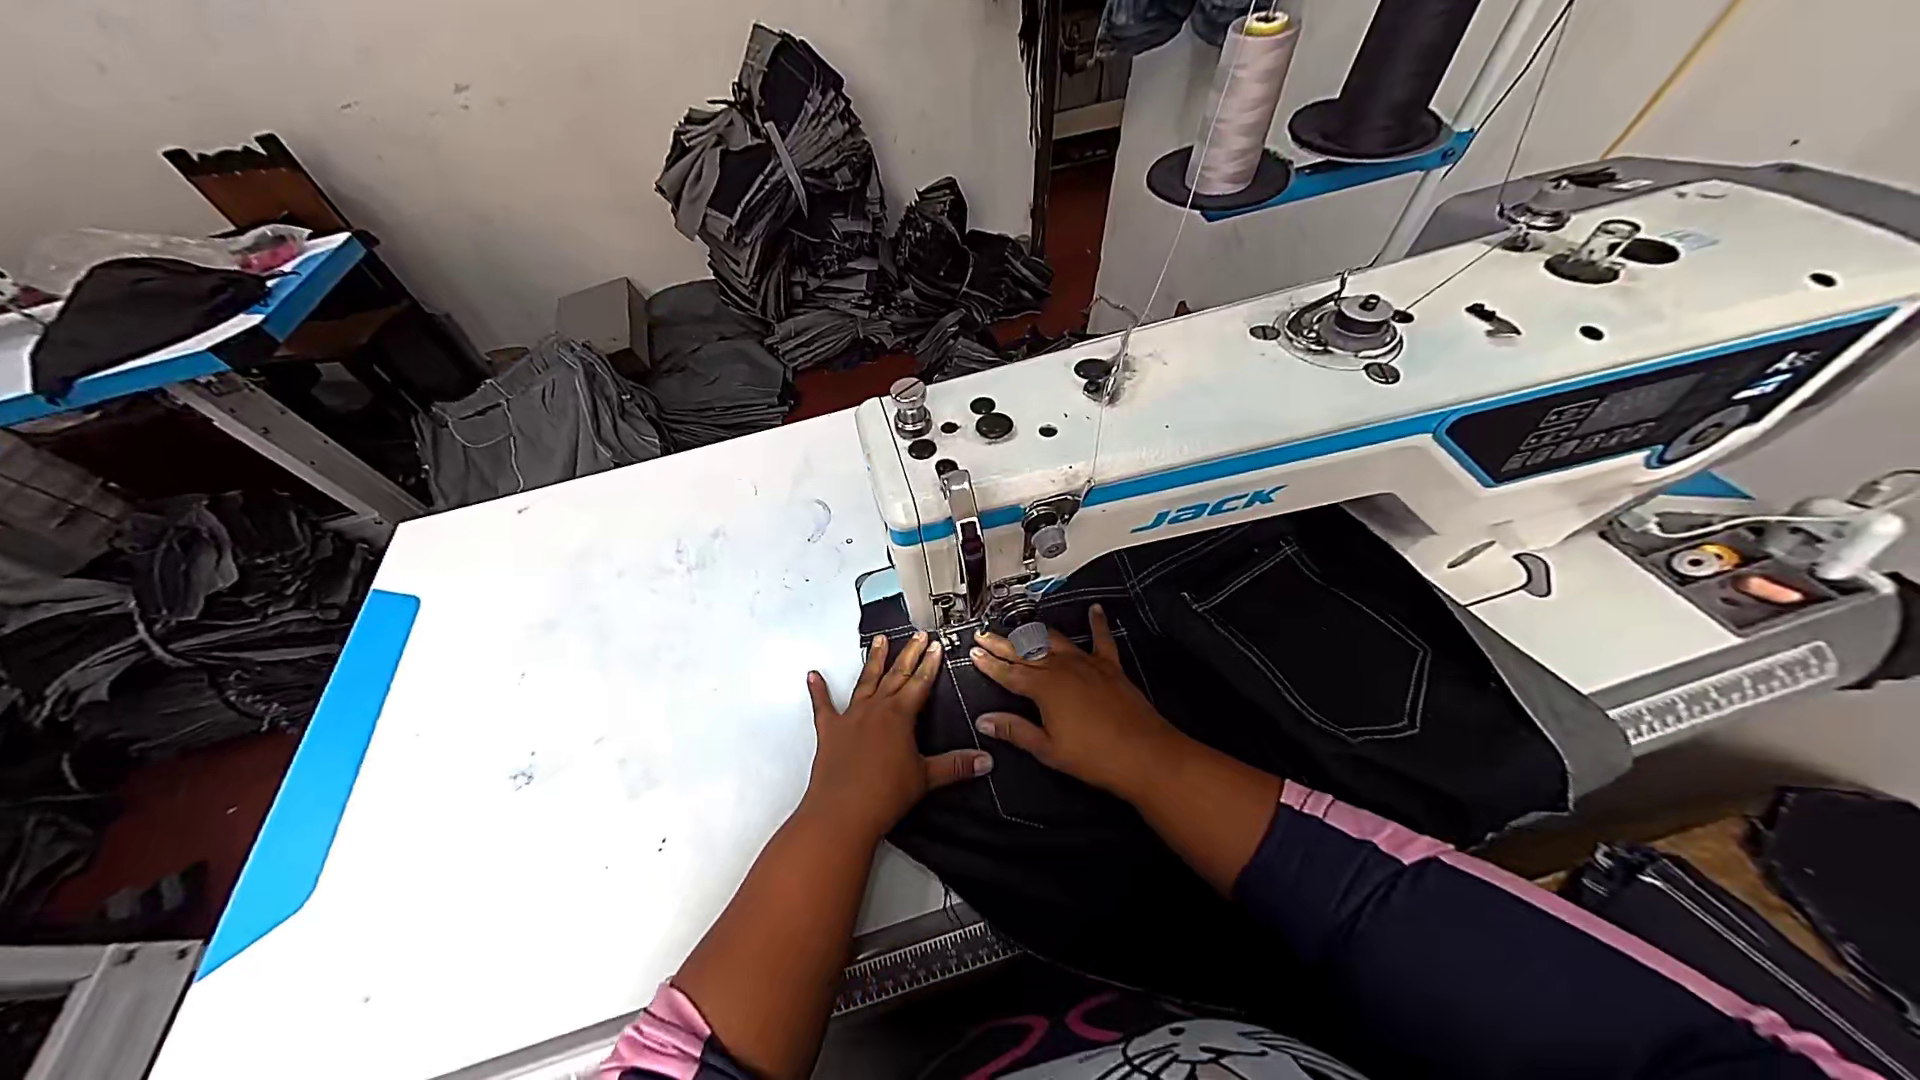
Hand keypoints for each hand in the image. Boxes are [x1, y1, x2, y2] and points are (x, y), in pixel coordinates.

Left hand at [801, 631, 991, 842]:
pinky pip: (823, 706)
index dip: (930, 663)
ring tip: (879, 641)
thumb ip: (956, 766)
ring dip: (874, 660)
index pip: (921, 682)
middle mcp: (875, 709)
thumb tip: (983, 761)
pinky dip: (818, 691)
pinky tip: (813, 677)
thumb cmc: (882, 796)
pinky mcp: (829, 731)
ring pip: (866, 681)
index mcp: (899, 716)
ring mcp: (850, 717)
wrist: (842, 812)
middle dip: (909, 653)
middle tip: (917, 636)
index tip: (936, 646)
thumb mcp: (926, 778)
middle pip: (896, 674)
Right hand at [970, 604, 1180, 800]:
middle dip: (1001, 644)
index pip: (1007, 672)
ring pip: (1053, 641)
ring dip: (1034, 634)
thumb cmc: (1099, 756)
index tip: (975, 655)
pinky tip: (1094, 611)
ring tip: (1019, 629)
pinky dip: (1097, 623)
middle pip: (1024, 651)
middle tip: (984, 637)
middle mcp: (1063, 669)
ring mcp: (1087, 664)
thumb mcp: (1048, 748)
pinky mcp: (1110, 667)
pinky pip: (1101, 638)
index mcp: (1044, 688)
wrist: (1145, 755)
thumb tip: (987, 721)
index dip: (988, 663)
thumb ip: (1015, 730)